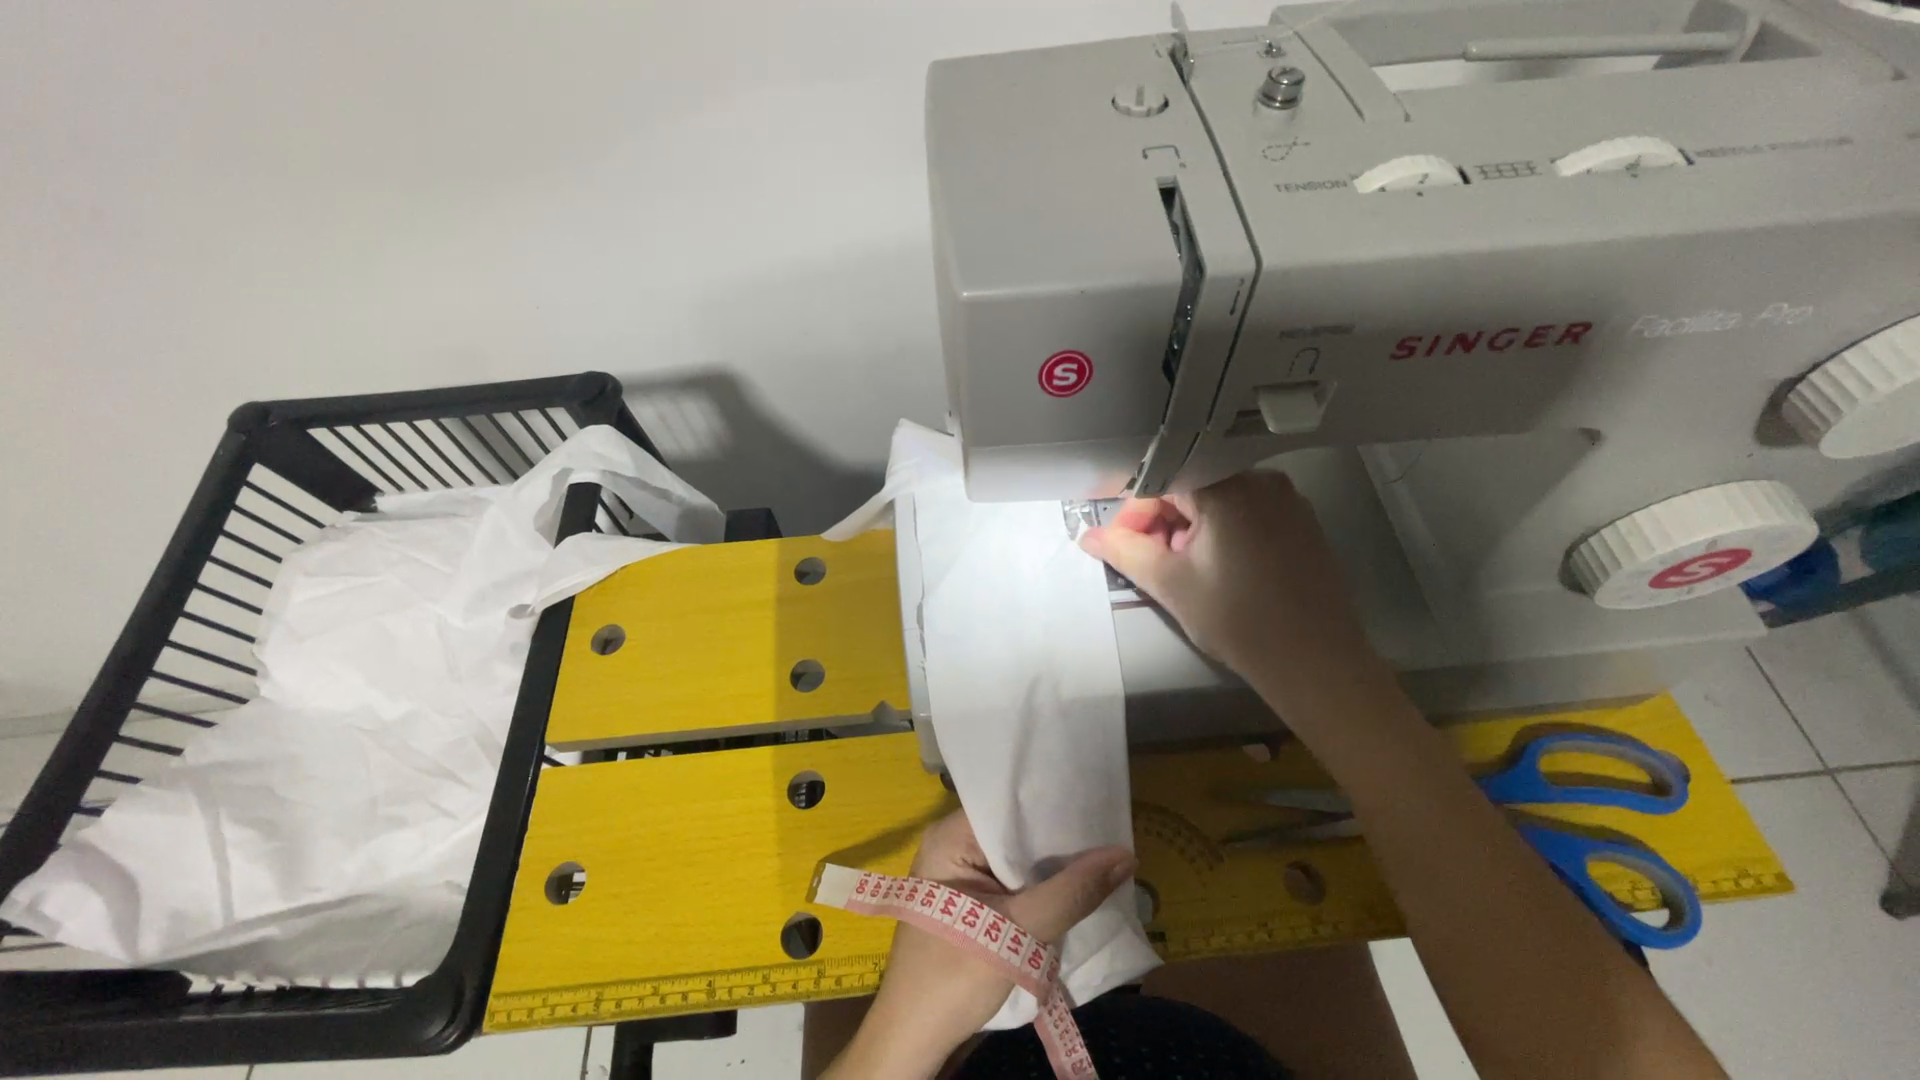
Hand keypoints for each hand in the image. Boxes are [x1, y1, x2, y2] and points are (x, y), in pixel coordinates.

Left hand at [827, 811, 1134, 1078]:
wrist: (916, 1039)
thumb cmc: (955, 976)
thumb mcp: (1020, 930)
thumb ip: (1072, 891)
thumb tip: (1126, 855)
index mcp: (950, 837)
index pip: (1007, 804)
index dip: (1052, 804)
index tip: (1098, 802)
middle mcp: (952, 846)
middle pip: (1015, 831)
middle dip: (1061, 838)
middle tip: (1113, 830)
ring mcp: (960, 877)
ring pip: (1018, 860)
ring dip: (1055, 865)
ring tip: (1107, 853)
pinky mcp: (972, 905)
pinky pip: (1013, 883)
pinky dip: (1042, 887)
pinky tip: (1078, 885)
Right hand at [1077, 471, 1373, 682]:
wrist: (1316, 662)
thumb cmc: (1238, 620)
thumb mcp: (1171, 585)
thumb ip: (1126, 551)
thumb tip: (1088, 536)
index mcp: (1228, 488)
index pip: (1163, 480)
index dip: (1134, 514)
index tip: (1121, 547)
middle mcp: (1263, 481)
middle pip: (1193, 487)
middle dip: (1163, 523)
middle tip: (1152, 564)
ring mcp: (1289, 501)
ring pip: (1220, 502)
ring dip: (1191, 530)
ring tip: (1185, 572)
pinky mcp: (1304, 523)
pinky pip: (1249, 514)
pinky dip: (1223, 533)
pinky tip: (1220, 571)